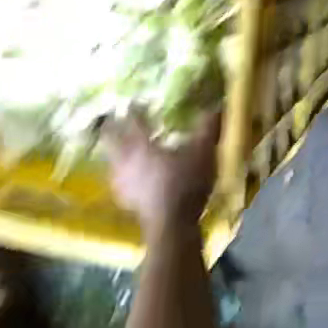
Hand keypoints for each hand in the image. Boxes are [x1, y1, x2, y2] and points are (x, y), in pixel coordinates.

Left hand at [101, 110, 221, 241]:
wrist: (172, 225)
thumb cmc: (186, 182)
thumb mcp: (204, 150)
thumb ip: (208, 126)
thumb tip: (216, 104)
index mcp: (140, 144)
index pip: (132, 120)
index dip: (134, 109)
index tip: (136, 102)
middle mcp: (124, 160)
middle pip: (110, 139)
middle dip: (112, 128)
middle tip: (116, 120)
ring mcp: (121, 182)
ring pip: (110, 160)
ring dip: (115, 151)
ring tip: (122, 147)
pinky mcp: (124, 200)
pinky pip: (117, 179)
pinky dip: (122, 172)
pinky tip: (131, 176)